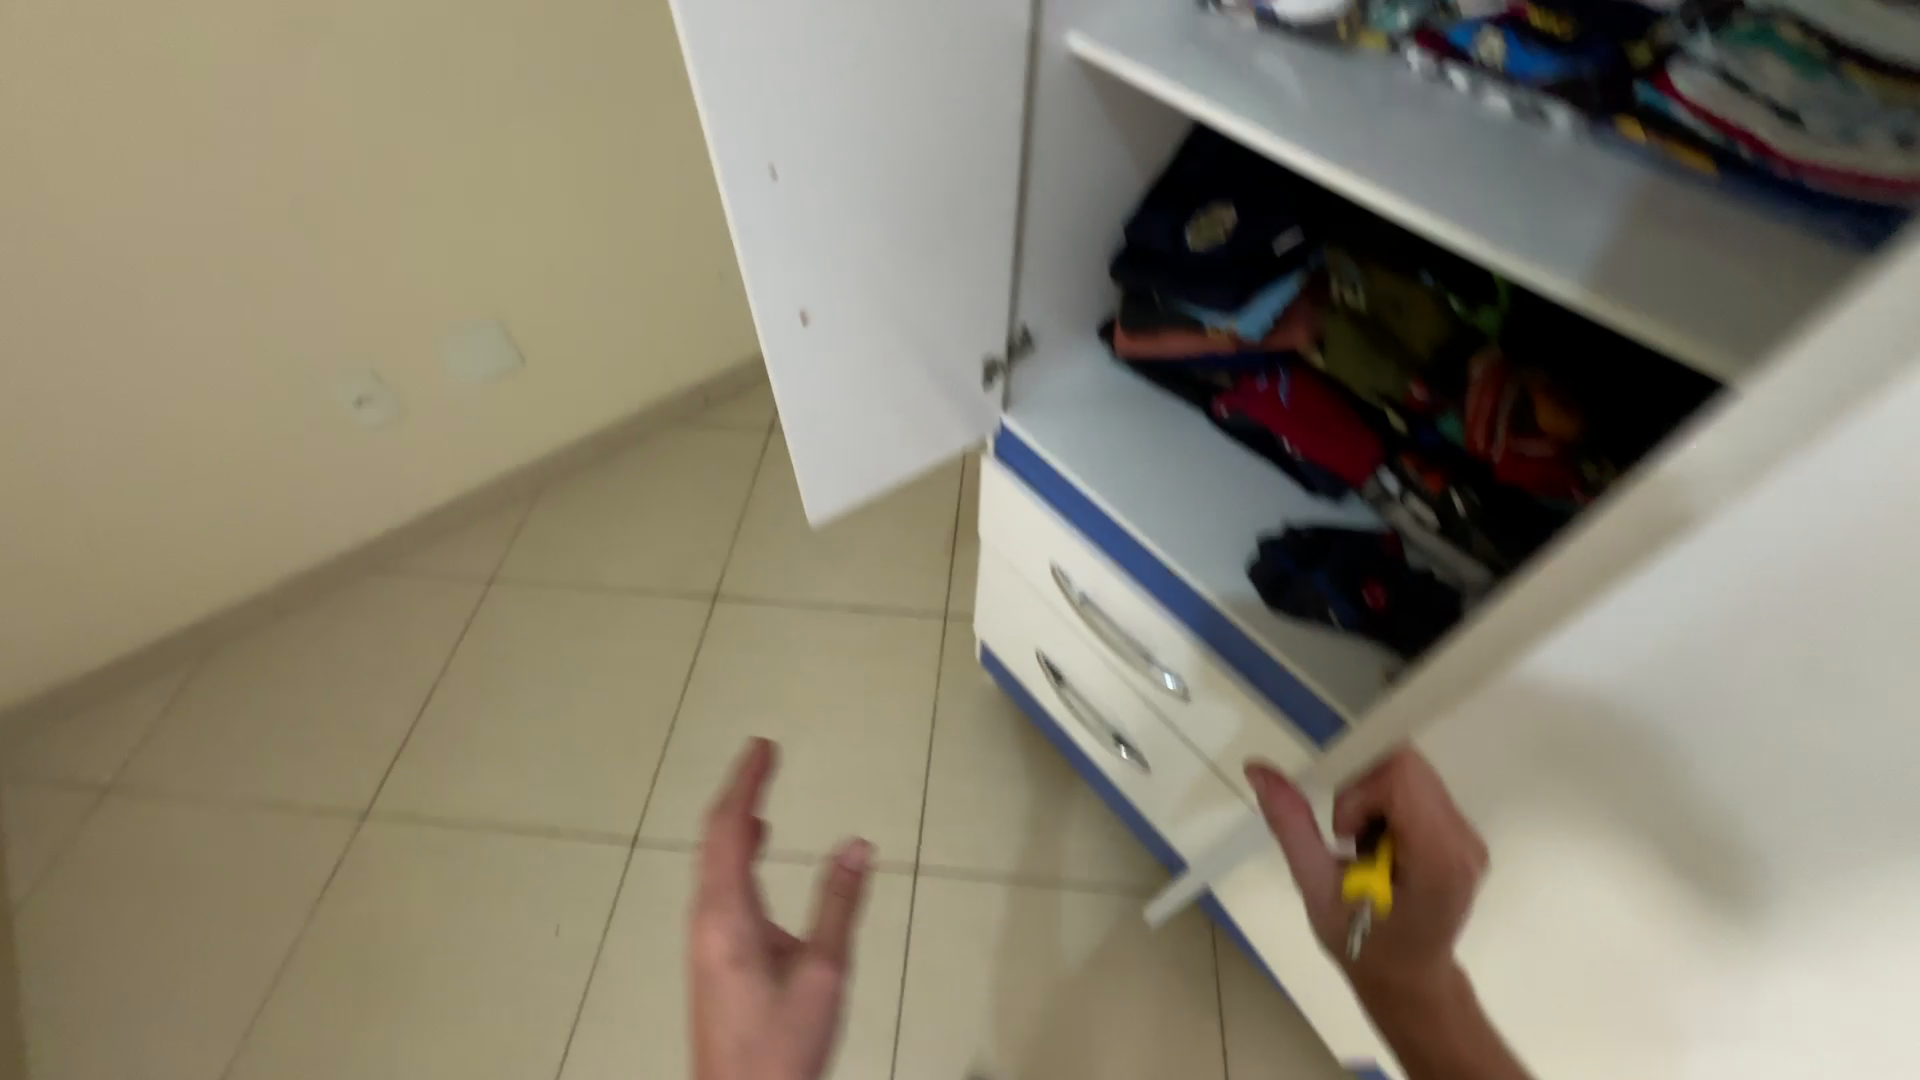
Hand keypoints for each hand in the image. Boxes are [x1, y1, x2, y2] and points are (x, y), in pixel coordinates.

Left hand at [690, 738, 873, 1079]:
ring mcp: (706, 939)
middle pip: (714, 839)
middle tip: (762, 754)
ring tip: (759, 790)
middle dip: (738, 792)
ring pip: (714, 862)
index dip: (745, 783)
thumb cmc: (781, 1046)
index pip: (730, 830)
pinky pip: (720, 883)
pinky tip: (756, 852)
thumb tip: (859, 841)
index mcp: (727, 915)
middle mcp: (708, 919)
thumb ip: (838, 904)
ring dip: (735, 820)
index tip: (763, 745)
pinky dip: (736, 851)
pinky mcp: (715, 956)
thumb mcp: (823, 975)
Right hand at [1245, 749, 1487, 996]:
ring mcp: (1466, 834)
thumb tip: (1258, 768)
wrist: (1406, 976)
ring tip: (1361, 842)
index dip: (1359, 786)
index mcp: (1436, 857)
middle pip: (1405, 766)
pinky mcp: (1459, 831)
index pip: (1400, 775)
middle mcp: (1462, 839)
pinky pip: (1415, 786)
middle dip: (1362, 788)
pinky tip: (1376, 840)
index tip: (1342, 828)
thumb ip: (1290, 823)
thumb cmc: (1361, 941)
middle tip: (1347, 836)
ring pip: (1408, 771)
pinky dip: (1383, 801)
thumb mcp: (1314, 885)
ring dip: (1371, 794)